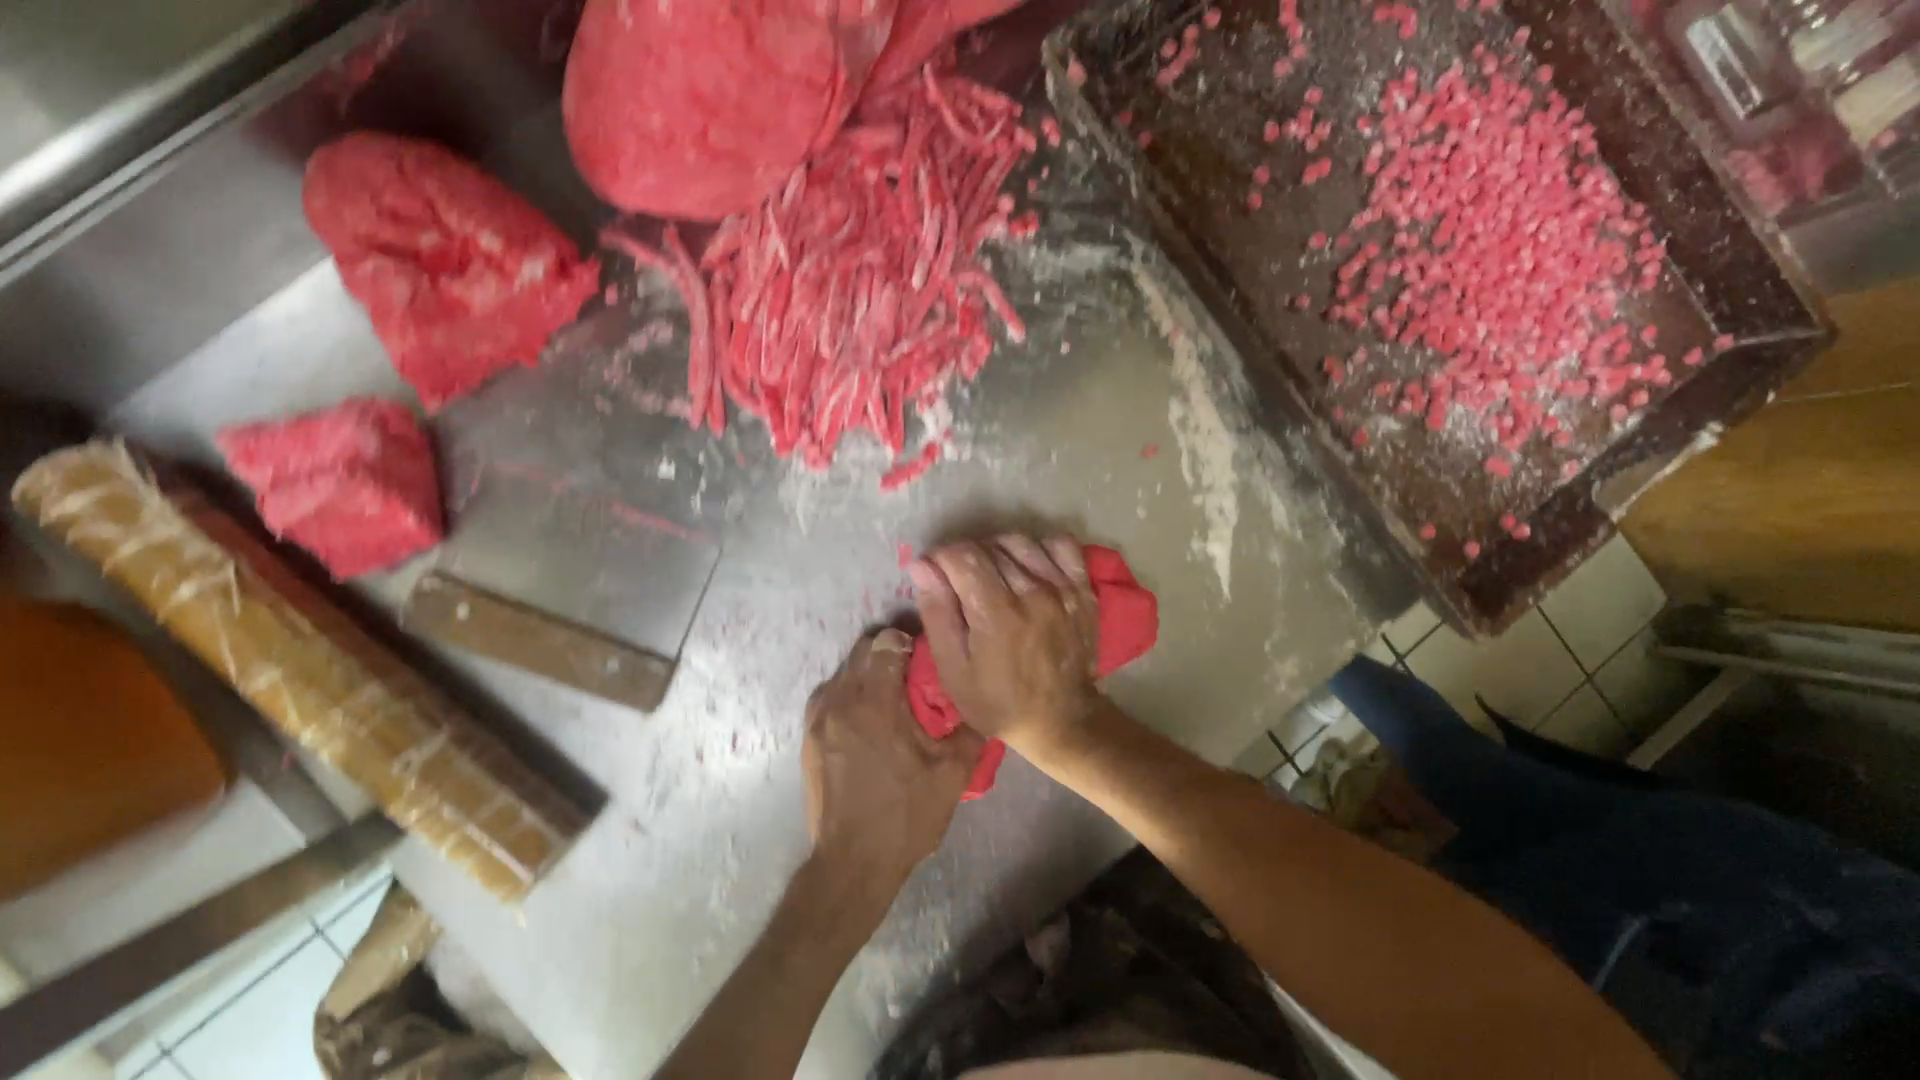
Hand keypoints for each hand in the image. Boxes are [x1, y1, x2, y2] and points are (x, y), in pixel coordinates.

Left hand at [802, 629, 981, 913]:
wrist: (852, 863)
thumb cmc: (905, 816)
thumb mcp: (952, 773)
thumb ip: (971, 729)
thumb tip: (982, 701)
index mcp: (874, 701)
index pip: (887, 642)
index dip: (910, 640)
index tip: (929, 654)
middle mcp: (839, 700)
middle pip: (862, 651)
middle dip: (889, 652)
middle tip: (916, 672)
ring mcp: (817, 720)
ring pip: (843, 673)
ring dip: (868, 674)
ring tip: (894, 697)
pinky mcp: (808, 738)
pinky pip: (830, 698)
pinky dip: (850, 696)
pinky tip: (871, 721)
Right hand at [909, 536, 1102, 755]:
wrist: (1061, 720)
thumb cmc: (997, 701)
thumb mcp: (953, 669)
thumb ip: (937, 613)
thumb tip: (921, 566)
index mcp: (996, 612)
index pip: (961, 554)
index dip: (939, 558)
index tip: (933, 574)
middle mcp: (1032, 591)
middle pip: (989, 546)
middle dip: (965, 556)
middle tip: (958, 581)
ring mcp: (1062, 588)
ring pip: (1021, 540)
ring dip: (997, 550)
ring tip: (990, 574)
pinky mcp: (1083, 590)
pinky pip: (1061, 545)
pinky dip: (1039, 547)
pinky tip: (1028, 566)